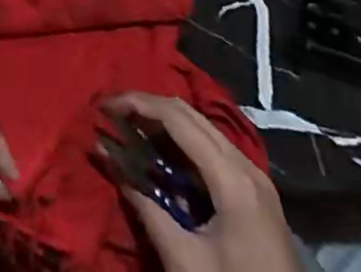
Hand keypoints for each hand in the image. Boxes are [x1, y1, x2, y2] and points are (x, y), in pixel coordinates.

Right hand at [109, 92, 298, 271]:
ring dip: (164, 122)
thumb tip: (113, 164)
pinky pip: (213, 148)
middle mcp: (246, 164)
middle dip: (148, 106)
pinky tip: (161, 153)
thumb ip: (148, 209)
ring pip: (202, 127)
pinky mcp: (255, 190)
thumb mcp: (184, 261)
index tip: (105, 106)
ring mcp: (255, 175)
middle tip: (112, 113)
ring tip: (129, 128)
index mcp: (232, 178)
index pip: (178, 119)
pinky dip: (182, 141)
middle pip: (190, 114)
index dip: (138, 104)